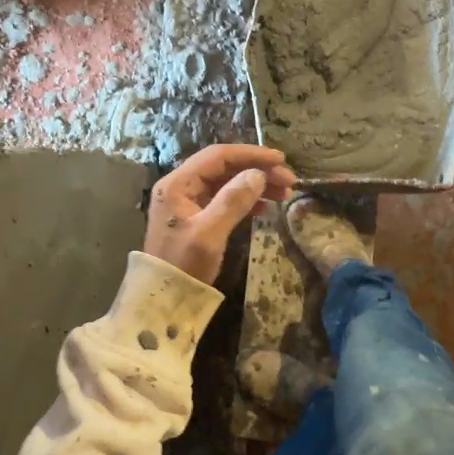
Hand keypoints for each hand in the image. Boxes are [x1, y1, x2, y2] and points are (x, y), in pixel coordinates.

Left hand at [143, 144, 296, 283]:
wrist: (164, 299)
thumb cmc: (184, 266)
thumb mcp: (209, 234)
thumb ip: (233, 201)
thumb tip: (258, 175)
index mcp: (177, 184)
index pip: (218, 156)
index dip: (251, 155)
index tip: (280, 160)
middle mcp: (180, 186)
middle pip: (223, 168)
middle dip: (256, 170)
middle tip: (288, 181)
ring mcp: (187, 202)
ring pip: (226, 183)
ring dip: (254, 184)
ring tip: (284, 193)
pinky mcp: (196, 217)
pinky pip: (224, 199)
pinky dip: (245, 200)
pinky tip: (266, 206)